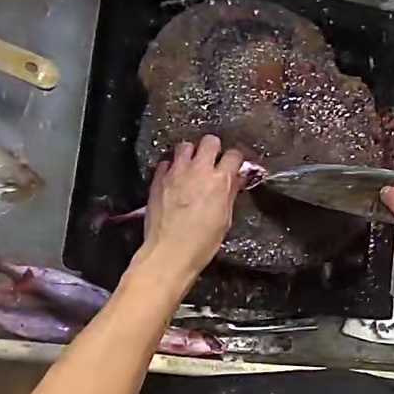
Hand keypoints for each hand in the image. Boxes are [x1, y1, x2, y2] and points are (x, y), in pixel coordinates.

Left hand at [135, 135, 244, 287]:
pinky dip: (171, 167)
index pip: (233, 155)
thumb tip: (236, 179)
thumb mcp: (225, 219)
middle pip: (209, 141)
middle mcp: (198, 170)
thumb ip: (230, 194)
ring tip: (191, 166)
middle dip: (213, 148)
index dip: (235, 159)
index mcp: (220, 181)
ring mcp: (176, 172)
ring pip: (185, 146)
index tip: (233, 165)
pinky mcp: (158, 179)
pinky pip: (165, 162)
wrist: (170, 252)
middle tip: (212, 160)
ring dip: (190, 153)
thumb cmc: (201, 243)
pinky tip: (173, 178)